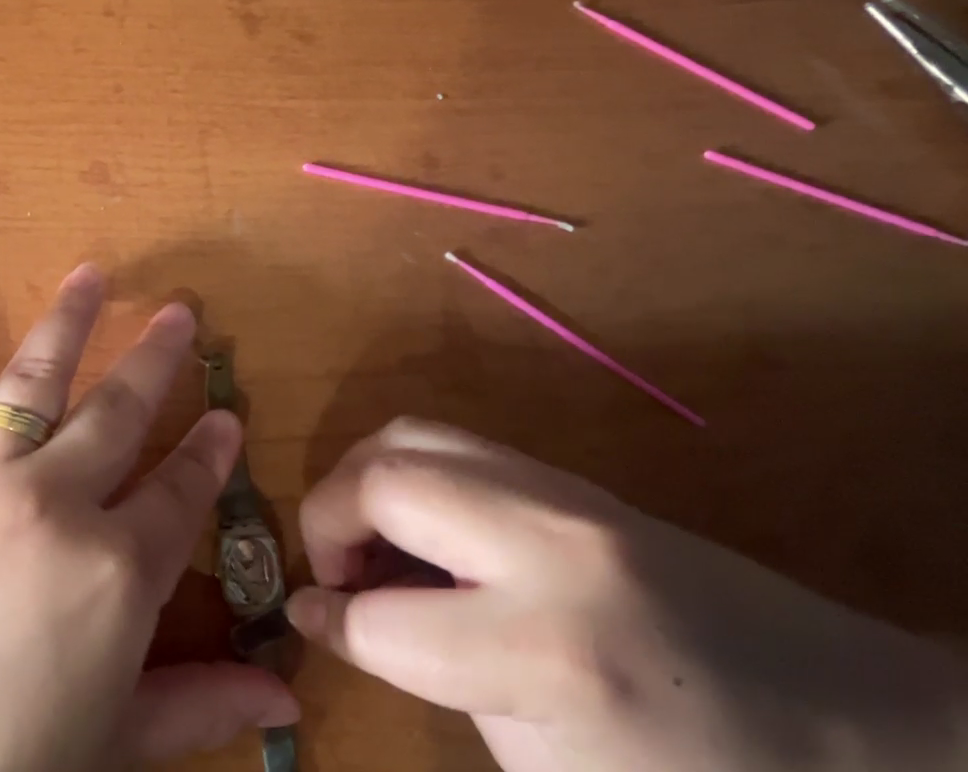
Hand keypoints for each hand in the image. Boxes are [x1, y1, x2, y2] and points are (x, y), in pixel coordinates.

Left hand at [0, 266, 298, 770]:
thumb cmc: (7, 760)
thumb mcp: (119, 740)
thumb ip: (201, 704)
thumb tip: (284, 693)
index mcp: (119, 569)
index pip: (182, 494)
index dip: (210, 454)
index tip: (227, 415)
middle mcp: (56, 504)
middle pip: (121, 415)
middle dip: (157, 361)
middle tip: (182, 314)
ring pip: (33, 383)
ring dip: (67, 322)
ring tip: (92, 274)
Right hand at [285, 418, 967, 771]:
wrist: (867, 734)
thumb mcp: (545, 766)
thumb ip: (430, 675)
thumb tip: (349, 613)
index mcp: (545, 651)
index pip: (378, 616)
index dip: (326, 619)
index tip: (306, 616)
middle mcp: (551, 548)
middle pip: (382, 480)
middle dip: (326, 519)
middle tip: (333, 571)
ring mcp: (574, 498)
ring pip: (413, 435)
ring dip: (364, 479)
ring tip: (368, 536)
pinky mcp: (586, 481)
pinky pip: (461, 446)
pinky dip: (413, 473)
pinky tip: (426, 527)